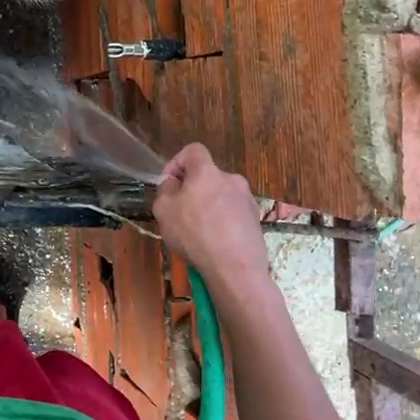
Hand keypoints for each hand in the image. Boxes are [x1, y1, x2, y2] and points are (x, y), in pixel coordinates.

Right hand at [153, 144, 269, 295]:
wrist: (236, 268)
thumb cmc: (195, 233)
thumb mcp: (164, 209)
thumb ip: (165, 190)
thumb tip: (173, 184)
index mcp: (208, 171)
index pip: (193, 150)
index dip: (177, 162)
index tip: (169, 183)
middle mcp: (231, 180)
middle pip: (207, 176)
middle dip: (192, 189)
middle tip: (179, 212)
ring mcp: (247, 201)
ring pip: (220, 196)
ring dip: (207, 207)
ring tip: (197, 232)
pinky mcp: (256, 221)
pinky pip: (231, 214)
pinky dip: (221, 222)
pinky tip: (214, 243)